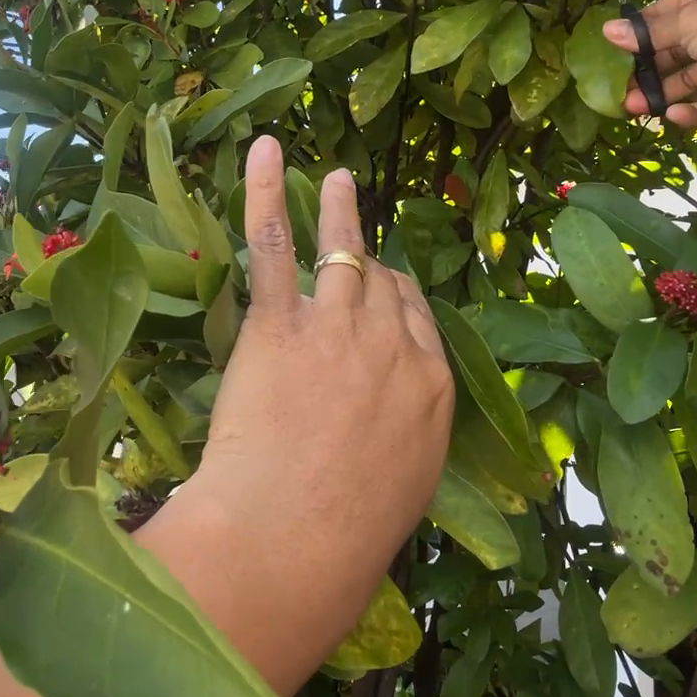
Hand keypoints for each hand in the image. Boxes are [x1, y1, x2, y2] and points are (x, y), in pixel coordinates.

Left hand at [171, 136, 453, 688]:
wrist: (292, 543)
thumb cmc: (346, 537)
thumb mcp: (402, 485)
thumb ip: (401, 435)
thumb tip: (389, 422)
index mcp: (432, 385)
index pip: (417, 316)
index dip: (394, 301)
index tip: (379, 293)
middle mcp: (392, 343)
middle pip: (384, 281)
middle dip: (370, 258)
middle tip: (354, 234)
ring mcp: (338, 325)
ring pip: (341, 248)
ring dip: (335, 207)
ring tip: (334, 177)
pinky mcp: (280, 322)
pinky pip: (275, 243)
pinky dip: (264, 192)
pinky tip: (264, 153)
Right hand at [603, 0, 696, 126]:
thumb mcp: (688, 23)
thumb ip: (648, 33)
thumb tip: (607, 31)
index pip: (663, 15)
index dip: (637, 35)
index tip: (612, 57)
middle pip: (675, 49)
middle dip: (646, 71)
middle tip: (620, 93)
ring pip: (692, 77)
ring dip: (664, 93)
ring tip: (636, 111)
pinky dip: (695, 110)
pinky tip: (675, 119)